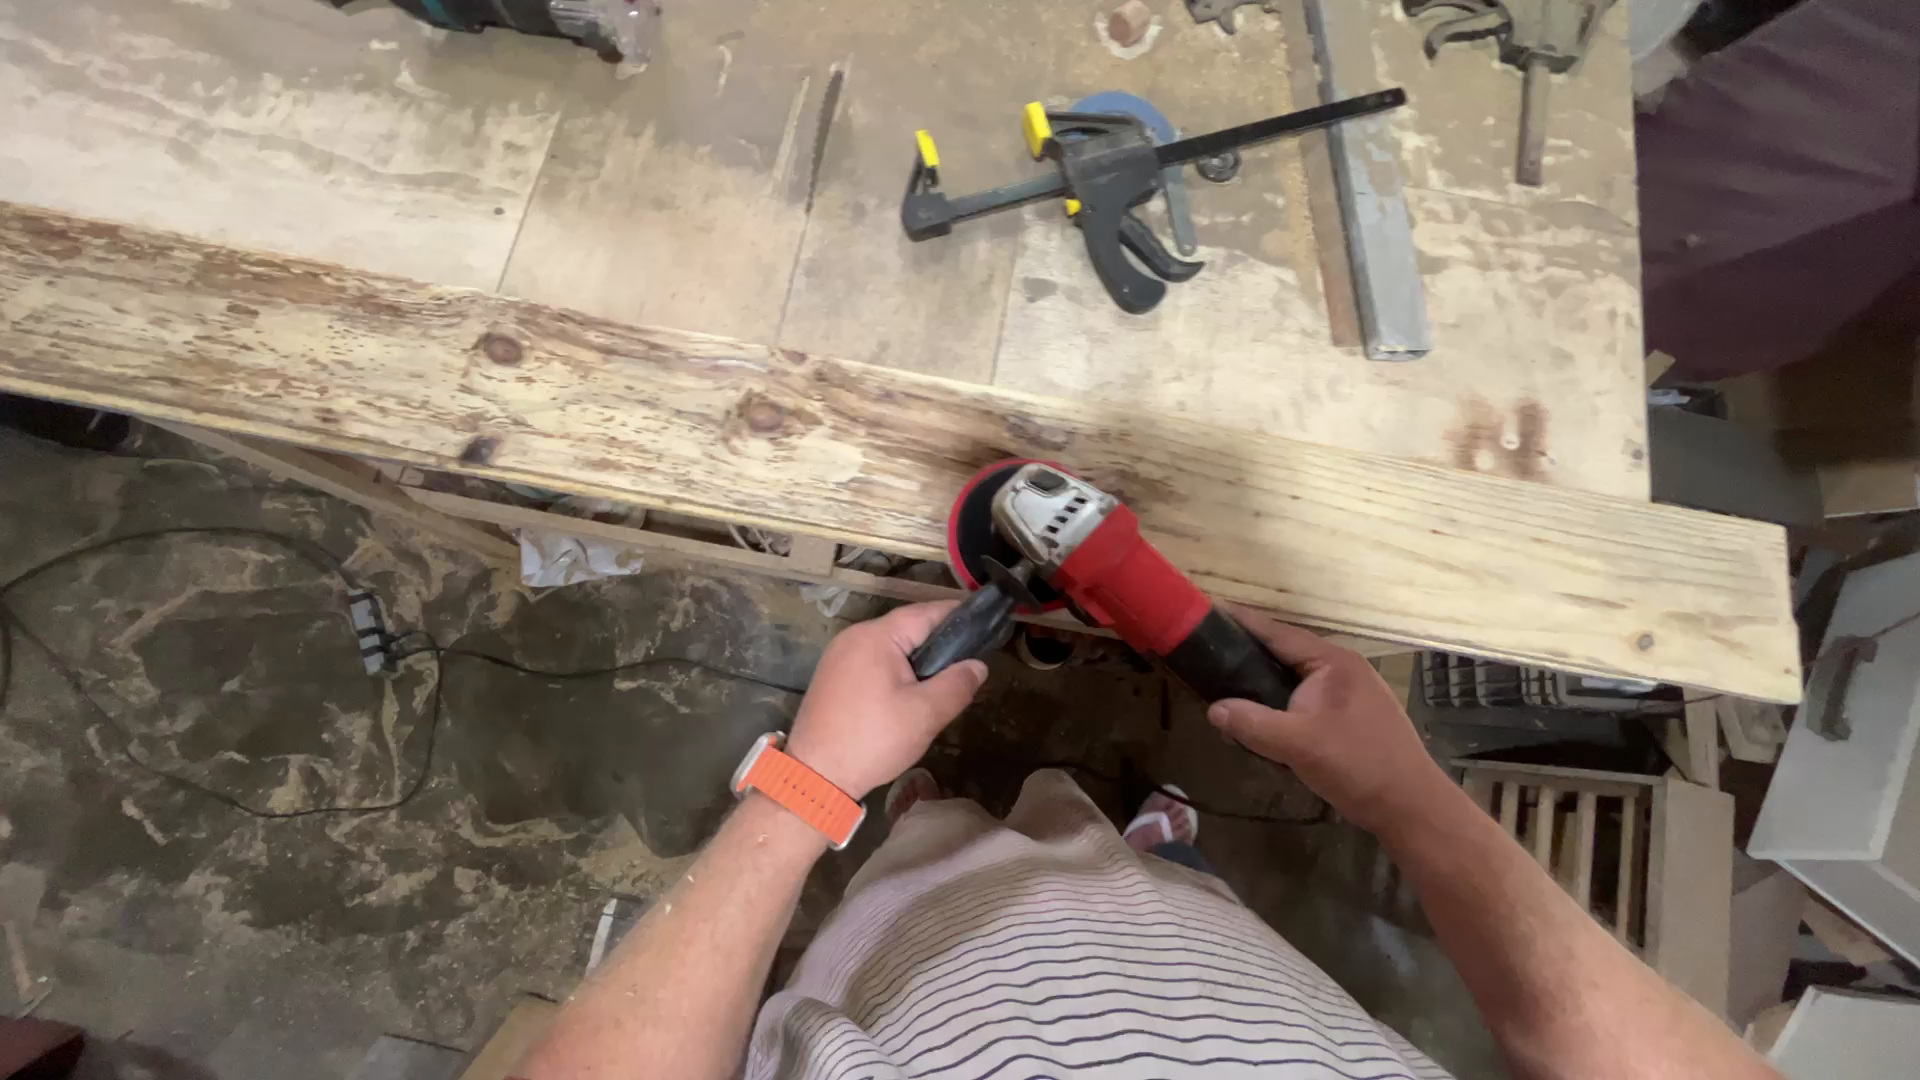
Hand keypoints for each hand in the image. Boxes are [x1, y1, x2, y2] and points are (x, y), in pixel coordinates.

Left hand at [784, 601, 987, 798]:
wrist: (815, 778)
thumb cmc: (873, 740)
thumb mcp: (925, 714)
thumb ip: (956, 684)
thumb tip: (978, 665)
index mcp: (876, 637)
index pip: (925, 613)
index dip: (956, 615)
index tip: (984, 623)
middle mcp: (854, 637)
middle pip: (906, 628)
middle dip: (938, 641)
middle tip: (968, 660)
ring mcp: (839, 656)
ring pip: (889, 647)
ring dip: (916, 658)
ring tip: (944, 678)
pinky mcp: (832, 677)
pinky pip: (872, 662)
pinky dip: (895, 670)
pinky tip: (910, 692)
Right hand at [1206, 608, 1450, 836]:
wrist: (1412, 810)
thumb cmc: (1359, 767)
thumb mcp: (1298, 744)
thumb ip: (1252, 724)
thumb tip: (1212, 709)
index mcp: (1332, 662)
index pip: (1277, 632)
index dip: (1240, 622)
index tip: (1205, 611)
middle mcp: (1340, 668)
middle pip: (1282, 652)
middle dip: (1245, 653)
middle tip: (1204, 653)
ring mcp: (1346, 692)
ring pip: (1291, 677)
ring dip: (1260, 682)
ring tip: (1221, 685)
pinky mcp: (1346, 715)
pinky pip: (1301, 697)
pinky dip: (1276, 702)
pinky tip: (1256, 716)